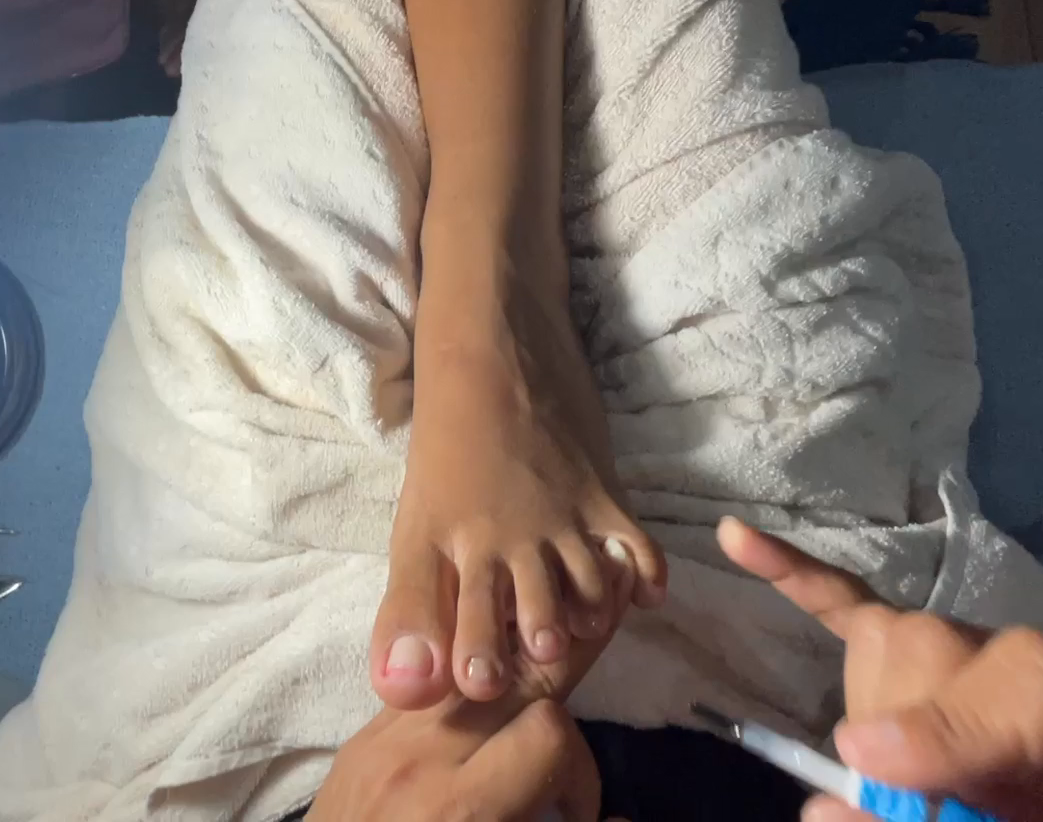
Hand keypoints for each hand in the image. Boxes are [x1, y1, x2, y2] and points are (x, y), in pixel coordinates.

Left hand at [307, 695, 599, 820]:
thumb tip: (618, 815)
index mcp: (460, 808)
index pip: (547, 730)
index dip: (579, 768)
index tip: (574, 809)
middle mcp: (419, 755)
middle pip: (509, 677)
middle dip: (548, 692)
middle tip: (561, 722)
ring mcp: (382, 738)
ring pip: (464, 671)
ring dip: (500, 696)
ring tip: (512, 735)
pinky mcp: (360, 738)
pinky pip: (426, 694)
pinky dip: (458, 706)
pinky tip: (467, 739)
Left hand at [370, 255, 666, 709]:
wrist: (488, 351)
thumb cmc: (445, 441)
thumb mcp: (415, 522)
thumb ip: (410, 605)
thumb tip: (399, 691)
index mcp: (456, 546)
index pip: (469, 625)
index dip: (477, 662)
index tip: (481, 686)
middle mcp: (511, 538)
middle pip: (535, 613)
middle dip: (536, 646)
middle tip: (542, 659)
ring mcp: (562, 513)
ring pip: (589, 589)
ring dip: (588, 616)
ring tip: (582, 630)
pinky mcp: (601, 488)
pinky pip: (635, 545)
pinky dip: (643, 575)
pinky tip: (643, 593)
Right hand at [717, 517, 1042, 821]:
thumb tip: (821, 810)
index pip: (1035, 691)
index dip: (954, 726)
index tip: (869, 764)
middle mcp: (1042, 663)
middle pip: (933, 653)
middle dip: (900, 735)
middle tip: (921, 807)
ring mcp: (984, 649)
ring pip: (885, 637)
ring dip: (871, 705)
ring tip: (913, 783)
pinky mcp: (938, 655)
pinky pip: (856, 605)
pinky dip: (794, 574)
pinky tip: (735, 539)